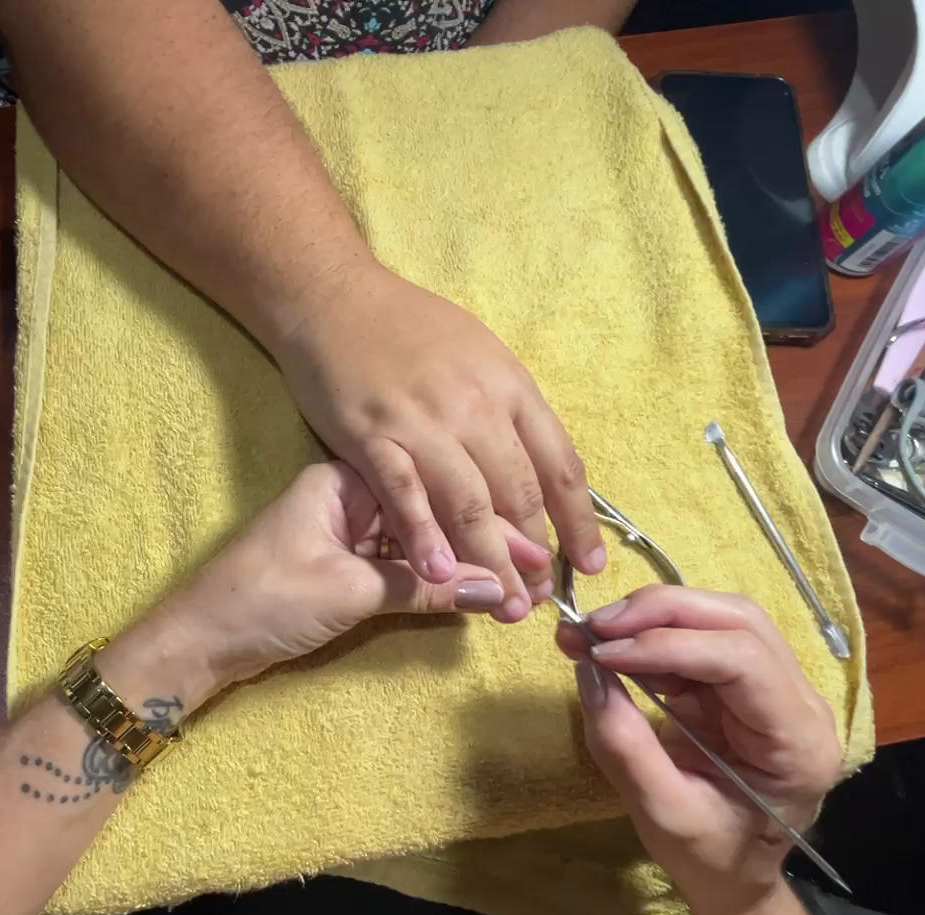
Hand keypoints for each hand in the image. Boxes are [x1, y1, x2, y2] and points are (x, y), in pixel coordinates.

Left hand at [148, 462, 543, 697]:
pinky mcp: (342, 565)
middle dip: (480, 545)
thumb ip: (424, 590)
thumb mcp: (349, 591)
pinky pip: (399, 567)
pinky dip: (432, 582)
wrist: (202, 640)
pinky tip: (470, 591)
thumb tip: (493, 591)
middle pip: (429, 516)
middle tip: (537, 571)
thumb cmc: (265, 599)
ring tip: (515, 584)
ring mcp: (346, 533)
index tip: (531, 549)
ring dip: (460, 566)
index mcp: (344, 481)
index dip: (482, 521)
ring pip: (418, 544)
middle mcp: (349, 498)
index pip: (428, 491)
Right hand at [266, 264, 605, 624]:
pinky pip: (404, 493)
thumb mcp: (477, 353)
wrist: (335, 299)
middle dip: (533, 554)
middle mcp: (474, 406)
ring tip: (500, 605)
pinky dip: (423, 535)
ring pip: (468, 502)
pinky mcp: (371, 435)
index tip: (589, 564)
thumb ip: (505, 409)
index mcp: (508, 385)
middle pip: (517, 493)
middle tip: (537, 600)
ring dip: (489, 559)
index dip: (578, 520)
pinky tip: (438, 572)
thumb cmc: (408, 326)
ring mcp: (422, 420)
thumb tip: (533, 465)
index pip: (558, 464)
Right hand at [556, 586, 843, 914]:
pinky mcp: (737, 682)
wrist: (733, 875)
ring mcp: (771, 686)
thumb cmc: (709, 855)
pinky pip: (695, 637)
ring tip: (592, 632)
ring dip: (650, 615)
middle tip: (592, 626)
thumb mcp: (660, 812)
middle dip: (658, 612)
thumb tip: (588, 671)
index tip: (601, 653)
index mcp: (797, 741)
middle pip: (736, 620)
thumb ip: (623, 743)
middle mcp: (798, 701)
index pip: (741, 659)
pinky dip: (646, 633)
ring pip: (717, 617)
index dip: (666, 644)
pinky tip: (609, 647)